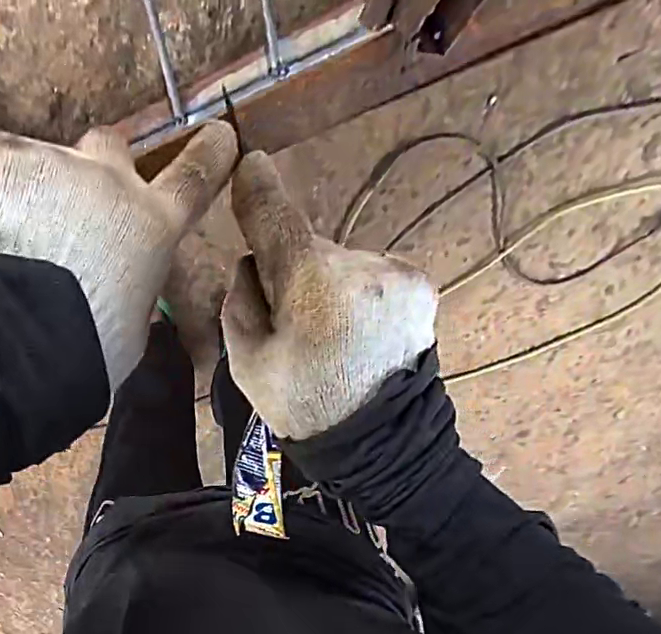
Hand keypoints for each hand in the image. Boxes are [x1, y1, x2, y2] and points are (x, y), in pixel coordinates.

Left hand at [0, 123, 237, 389]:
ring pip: (44, 160)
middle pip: (110, 148)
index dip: (208, 158)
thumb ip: (132, 295)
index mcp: (149, 227)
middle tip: (72, 210)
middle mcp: (107, 180)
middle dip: (95, 172)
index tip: (218, 140)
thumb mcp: (130, 331)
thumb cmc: (84, 348)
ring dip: (33, 191)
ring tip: (7, 241)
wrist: (14, 335)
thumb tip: (124, 294)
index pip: (193, 182)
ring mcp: (49, 162)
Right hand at [221, 151, 437, 439]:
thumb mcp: (248, 366)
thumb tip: (250, 264)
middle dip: (292, 274)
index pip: (278, 223)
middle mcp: (360, 266)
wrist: (378, 442)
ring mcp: (397, 274)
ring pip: (341, 264)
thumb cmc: (304, 407)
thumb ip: (240, 304)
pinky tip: (356, 334)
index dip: (259, 195)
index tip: (250, 164)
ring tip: (328, 338)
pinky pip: (371, 276)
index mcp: (312, 287)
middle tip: (289, 325)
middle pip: (309, 250)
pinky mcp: (420, 286)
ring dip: (326, 287)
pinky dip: (356, 295)